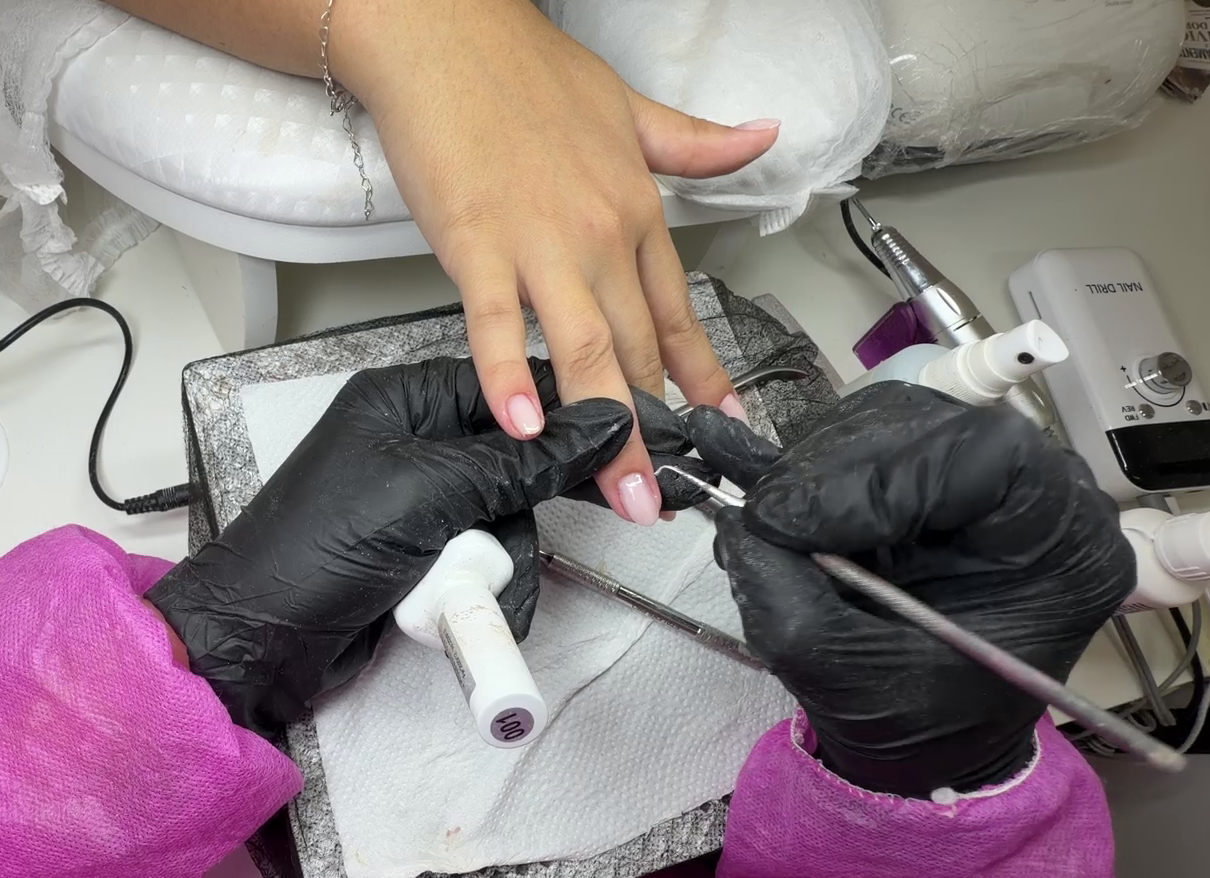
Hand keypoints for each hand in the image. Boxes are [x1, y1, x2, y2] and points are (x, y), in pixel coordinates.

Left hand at [147, 357, 631, 731]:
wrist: (267, 634)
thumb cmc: (324, 545)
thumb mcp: (429, 492)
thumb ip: (520, 463)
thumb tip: (601, 427)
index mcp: (405, 401)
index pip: (509, 392)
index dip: (570, 419)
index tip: (630, 445)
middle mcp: (414, 442)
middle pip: (513, 460)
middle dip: (531, 507)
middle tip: (596, 519)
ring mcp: (418, 500)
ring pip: (503, 517)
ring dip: (500, 560)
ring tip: (476, 586)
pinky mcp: (421, 549)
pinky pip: (480, 556)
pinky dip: (484, 585)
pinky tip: (471, 605)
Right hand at [331, 0, 775, 523]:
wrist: (448, 37)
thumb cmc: (526, 78)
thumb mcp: (627, 108)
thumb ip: (692, 142)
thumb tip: (761, 138)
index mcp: (634, 212)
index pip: (676, 312)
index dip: (703, 378)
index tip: (723, 430)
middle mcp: (599, 235)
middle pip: (636, 349)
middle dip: (655, 433)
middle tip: (663, 498)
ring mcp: (538, 243)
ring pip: (582, 348)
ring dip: (604, 428)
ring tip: (618, 492)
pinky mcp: (477, 245)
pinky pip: (497, 322)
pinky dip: (509, 375)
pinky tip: (524, 422)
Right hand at [689, 384, 1135, 796]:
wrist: (917, 735)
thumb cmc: (909, 721)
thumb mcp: (839, 674)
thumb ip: (784, 596)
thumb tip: (735, 522)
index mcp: (1053, 550)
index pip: (981, 457)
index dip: (879, 479)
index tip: (796, 528)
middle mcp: (1019, 495)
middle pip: (919, 424)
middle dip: (823, 471)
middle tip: (764, 522)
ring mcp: (956, 479)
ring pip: (872, 422)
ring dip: (801, 468)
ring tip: (765, 522)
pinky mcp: (899, 478)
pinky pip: (839, 439)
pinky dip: (780, 457)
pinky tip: (723, 444)